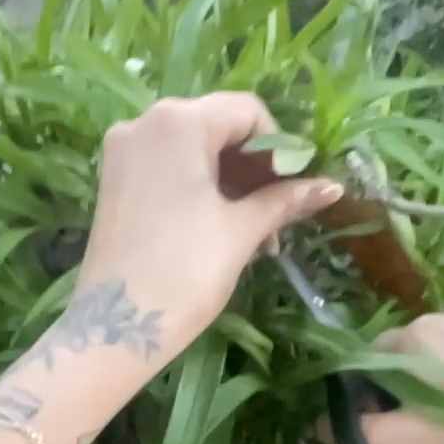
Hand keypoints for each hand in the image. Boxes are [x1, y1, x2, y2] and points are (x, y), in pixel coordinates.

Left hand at [79, 94, 344, 339]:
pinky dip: (198, 191)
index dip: (280, 150)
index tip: (298, 189)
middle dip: (254, 170)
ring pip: (192, 153)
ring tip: (257, 232)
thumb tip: (331, 186)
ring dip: (230, 184)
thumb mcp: (240, 232)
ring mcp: (122, 156)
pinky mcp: (113, 186)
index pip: (247, 113)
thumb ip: (284, 200)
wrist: (116, 330)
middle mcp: (142, 124)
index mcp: (176, 121)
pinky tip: (222, 226)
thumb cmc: (183, 274)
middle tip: (279, 216)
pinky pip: (167, 171)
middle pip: (217, 129)